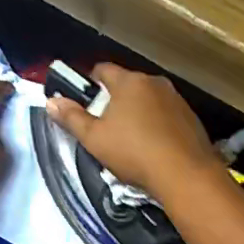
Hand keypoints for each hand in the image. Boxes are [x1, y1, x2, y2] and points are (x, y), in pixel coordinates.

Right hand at [43, 63, 223, 197]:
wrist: (184, 173)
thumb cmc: (134, 152)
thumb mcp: (95, 139)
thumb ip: (72, 118)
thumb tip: (52, 102)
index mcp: (128, 81)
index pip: (102, 69)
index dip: (88, 82)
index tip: (82, 100)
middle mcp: (154, 82)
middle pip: (127, 84)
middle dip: (114, 100)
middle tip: (104, 125)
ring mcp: (176, 98)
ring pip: (148, 100)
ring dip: (137, 112)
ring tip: (129, 139)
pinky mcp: (191, 118)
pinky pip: (166, 115)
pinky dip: (156, 125)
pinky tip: (153, 146)